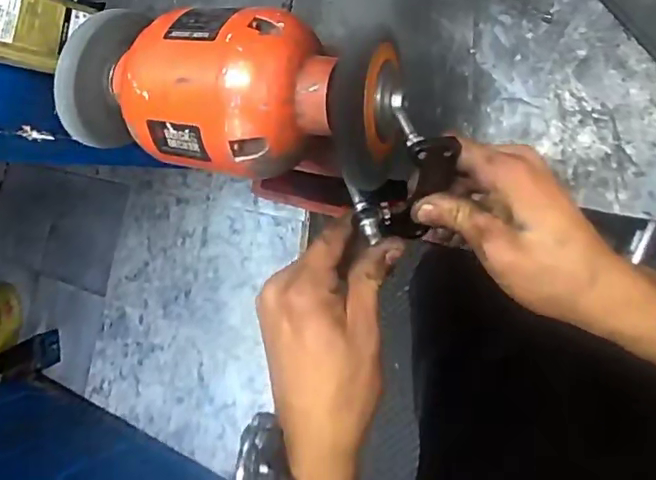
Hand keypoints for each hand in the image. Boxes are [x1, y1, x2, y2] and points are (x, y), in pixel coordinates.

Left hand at [256, 216, 404, 479]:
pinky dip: (317, 282)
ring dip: (332, 267)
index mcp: (299, 286)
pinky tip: (337, 294)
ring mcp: (268, 300)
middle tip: (377, 246)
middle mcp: (276, 285)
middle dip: (346, 249)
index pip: (328, 239)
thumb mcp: (365, 330)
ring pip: (307, 267)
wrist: (315, 440)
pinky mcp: (268, 315)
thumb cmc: (346, 387)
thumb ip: (370, 278)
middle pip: (316, 253)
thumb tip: (388, 241)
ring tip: (363, 272)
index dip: (352, 225)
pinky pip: (295, 284)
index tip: (375, 214)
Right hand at [414, 138, 655, 335]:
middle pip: (465, 160)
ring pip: (478, 173)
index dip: (429, 166)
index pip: (455, 147)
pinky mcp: (534, 189)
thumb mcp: (496, 247)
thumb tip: (420, 203)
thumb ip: (457, 217)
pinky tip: (460, 229)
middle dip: (440, 185)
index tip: (411, 191)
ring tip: (435, 227)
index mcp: (508, 167)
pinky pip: (494, 184)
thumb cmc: (550, 272)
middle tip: (420, 215)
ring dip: (457, 197)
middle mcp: (518, 160)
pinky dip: (476, 201)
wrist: (605, 292)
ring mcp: (529, 173)